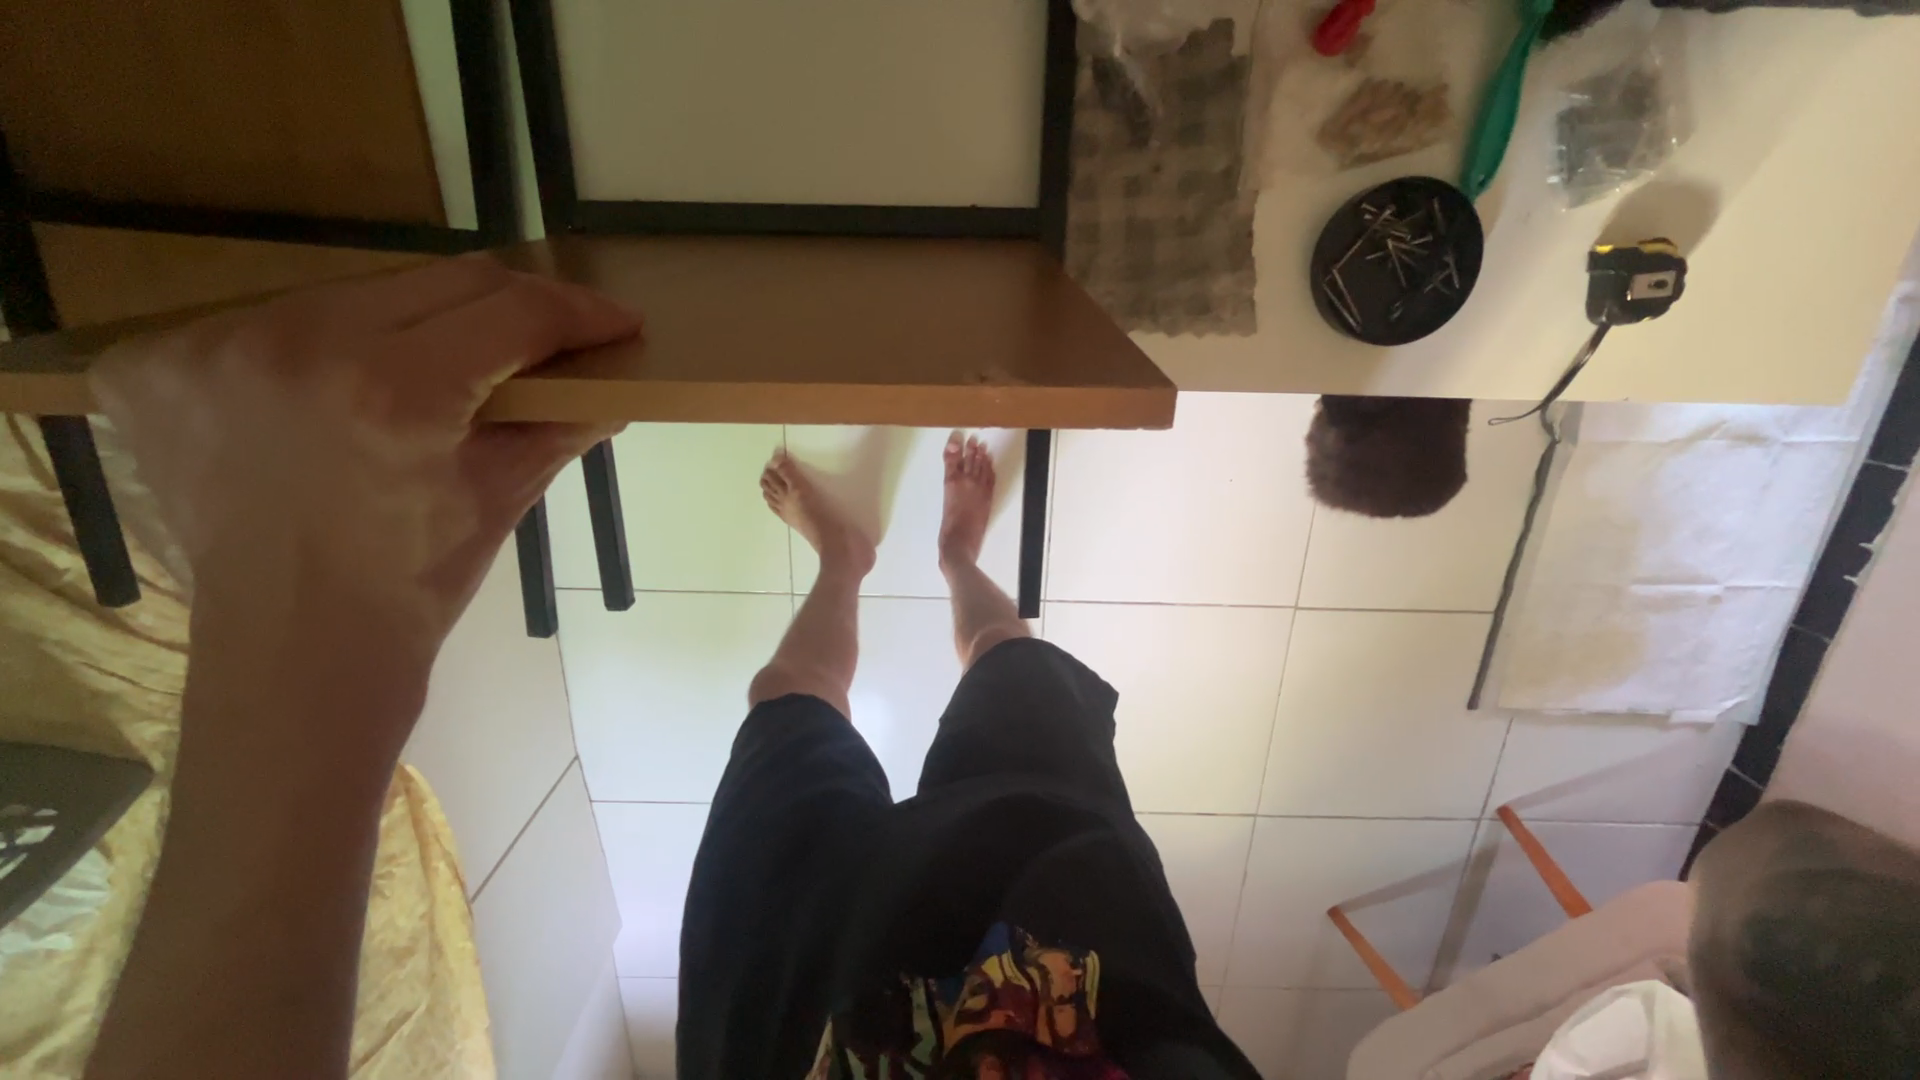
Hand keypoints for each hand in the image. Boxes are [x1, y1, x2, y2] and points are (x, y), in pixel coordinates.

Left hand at [93, 255, 638, 736]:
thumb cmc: (416, 581)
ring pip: (360, 294)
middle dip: (513, 305)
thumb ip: (565, 424)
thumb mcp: (504, 496)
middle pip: (442, 281)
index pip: (511, 313)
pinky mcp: (155, 361)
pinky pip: (277, 321)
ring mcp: (210, 347)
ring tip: (455, 362)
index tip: (618, 320)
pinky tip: (351, 386)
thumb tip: (621, 387)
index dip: (580, 311)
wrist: (296, 644)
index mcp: (395, 393)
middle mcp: (296, 346)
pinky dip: (334, 345)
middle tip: (553, 334)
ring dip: (422, 320)